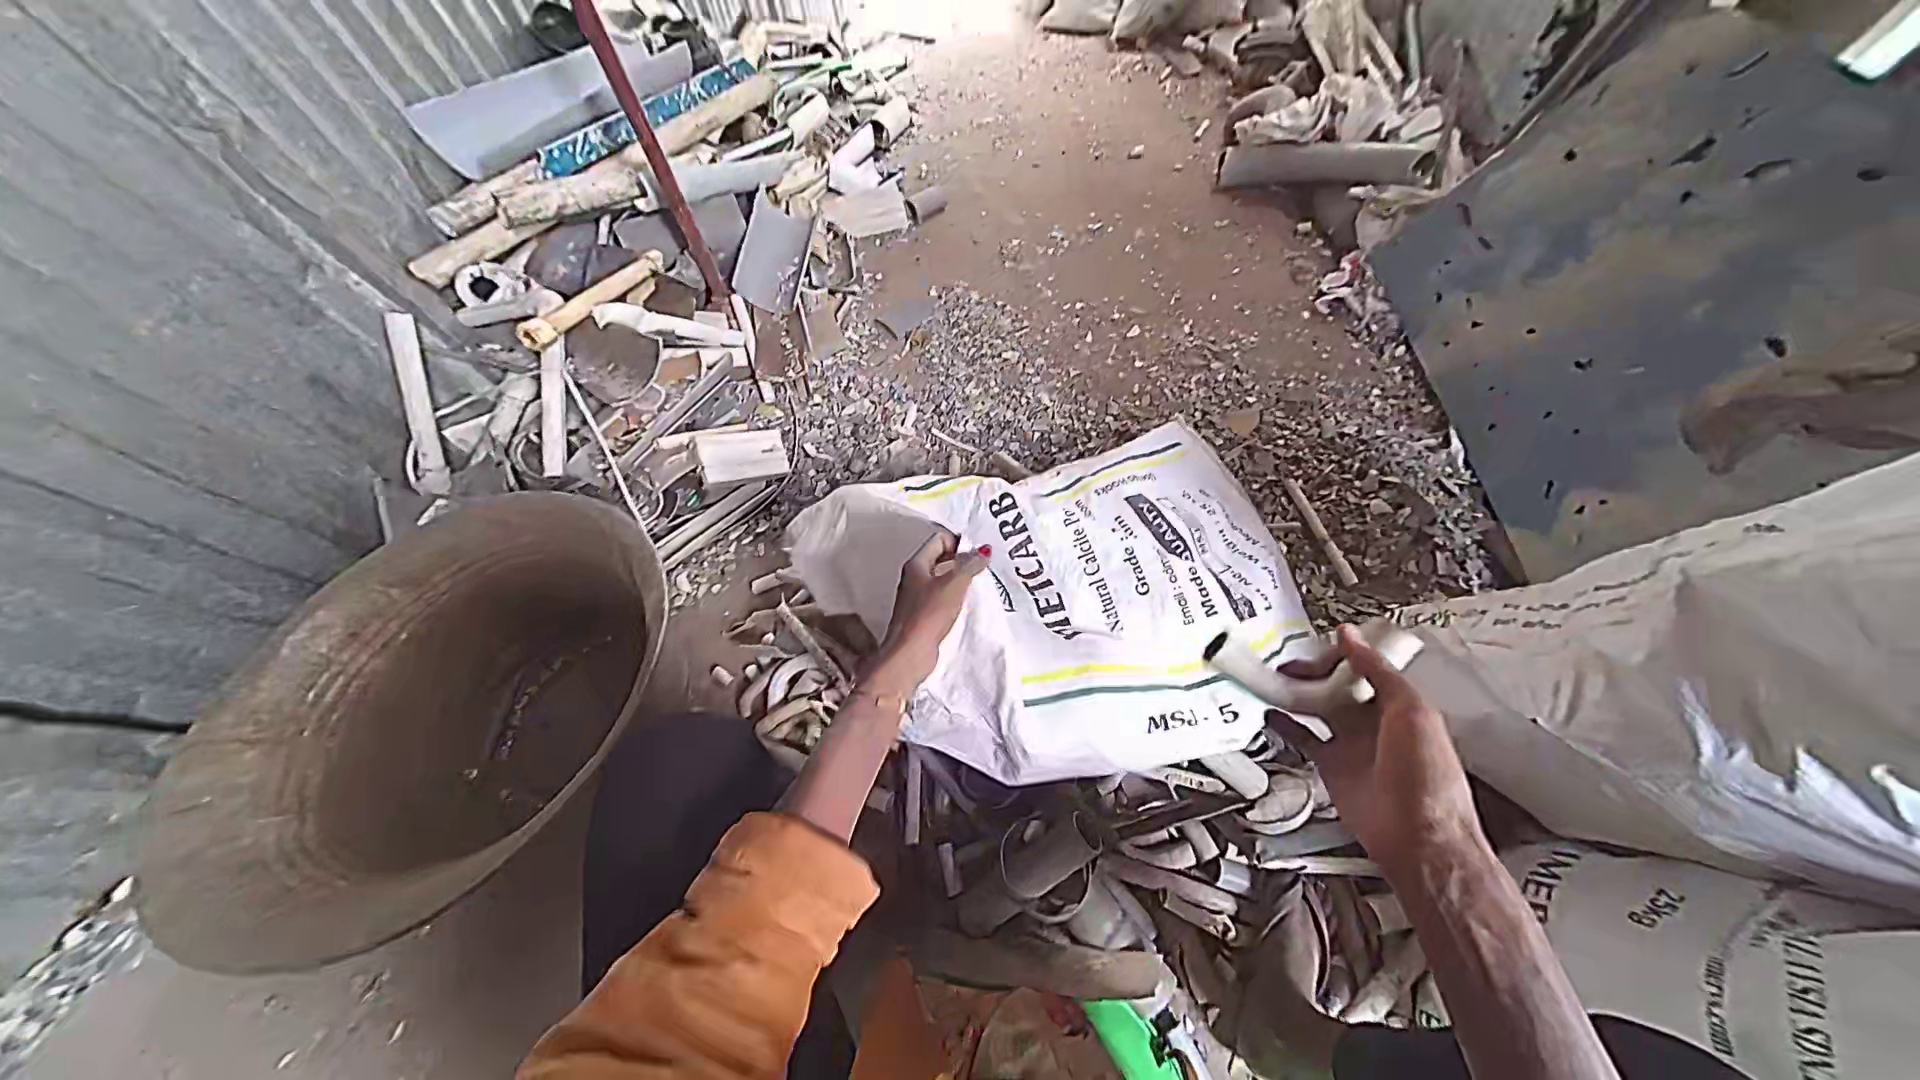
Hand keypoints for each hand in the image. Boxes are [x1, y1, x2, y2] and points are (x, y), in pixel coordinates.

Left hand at [864, 531, 988, 695]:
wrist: (910, 652)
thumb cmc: (929, 614)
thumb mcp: (954, 584)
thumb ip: (970, 564)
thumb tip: (983, 550)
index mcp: (916, 564)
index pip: (939, 539)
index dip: (959, 542)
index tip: (979, 553)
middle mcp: (914, 577)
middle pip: (940, 558)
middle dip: (962, 559)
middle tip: (983, 566)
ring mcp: (917, 597)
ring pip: (942, 578)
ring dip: (960, 579)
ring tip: (979, 584)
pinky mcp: (922, 615)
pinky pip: (942, 597)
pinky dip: (955, 596)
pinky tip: (967, 603)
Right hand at [1267, 625, 1483, 873]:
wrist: (1418, 837)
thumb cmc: (1429, 782)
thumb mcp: (1411, 711)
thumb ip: (1379, 671)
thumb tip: (1353, 639)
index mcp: (1399, 705)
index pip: (1364, 667)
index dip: (1341, 655)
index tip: (1320, 647)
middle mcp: (1374, 722)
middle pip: (1336, 685)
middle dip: (1312, 672)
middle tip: (1291, 665)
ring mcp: (1352, 743)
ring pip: (1316, 707)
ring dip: (1295, 693)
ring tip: (1274, 681)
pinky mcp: (1332, 764)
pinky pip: (1303, 737)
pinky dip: (1284, 724)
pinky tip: (1272, 712)